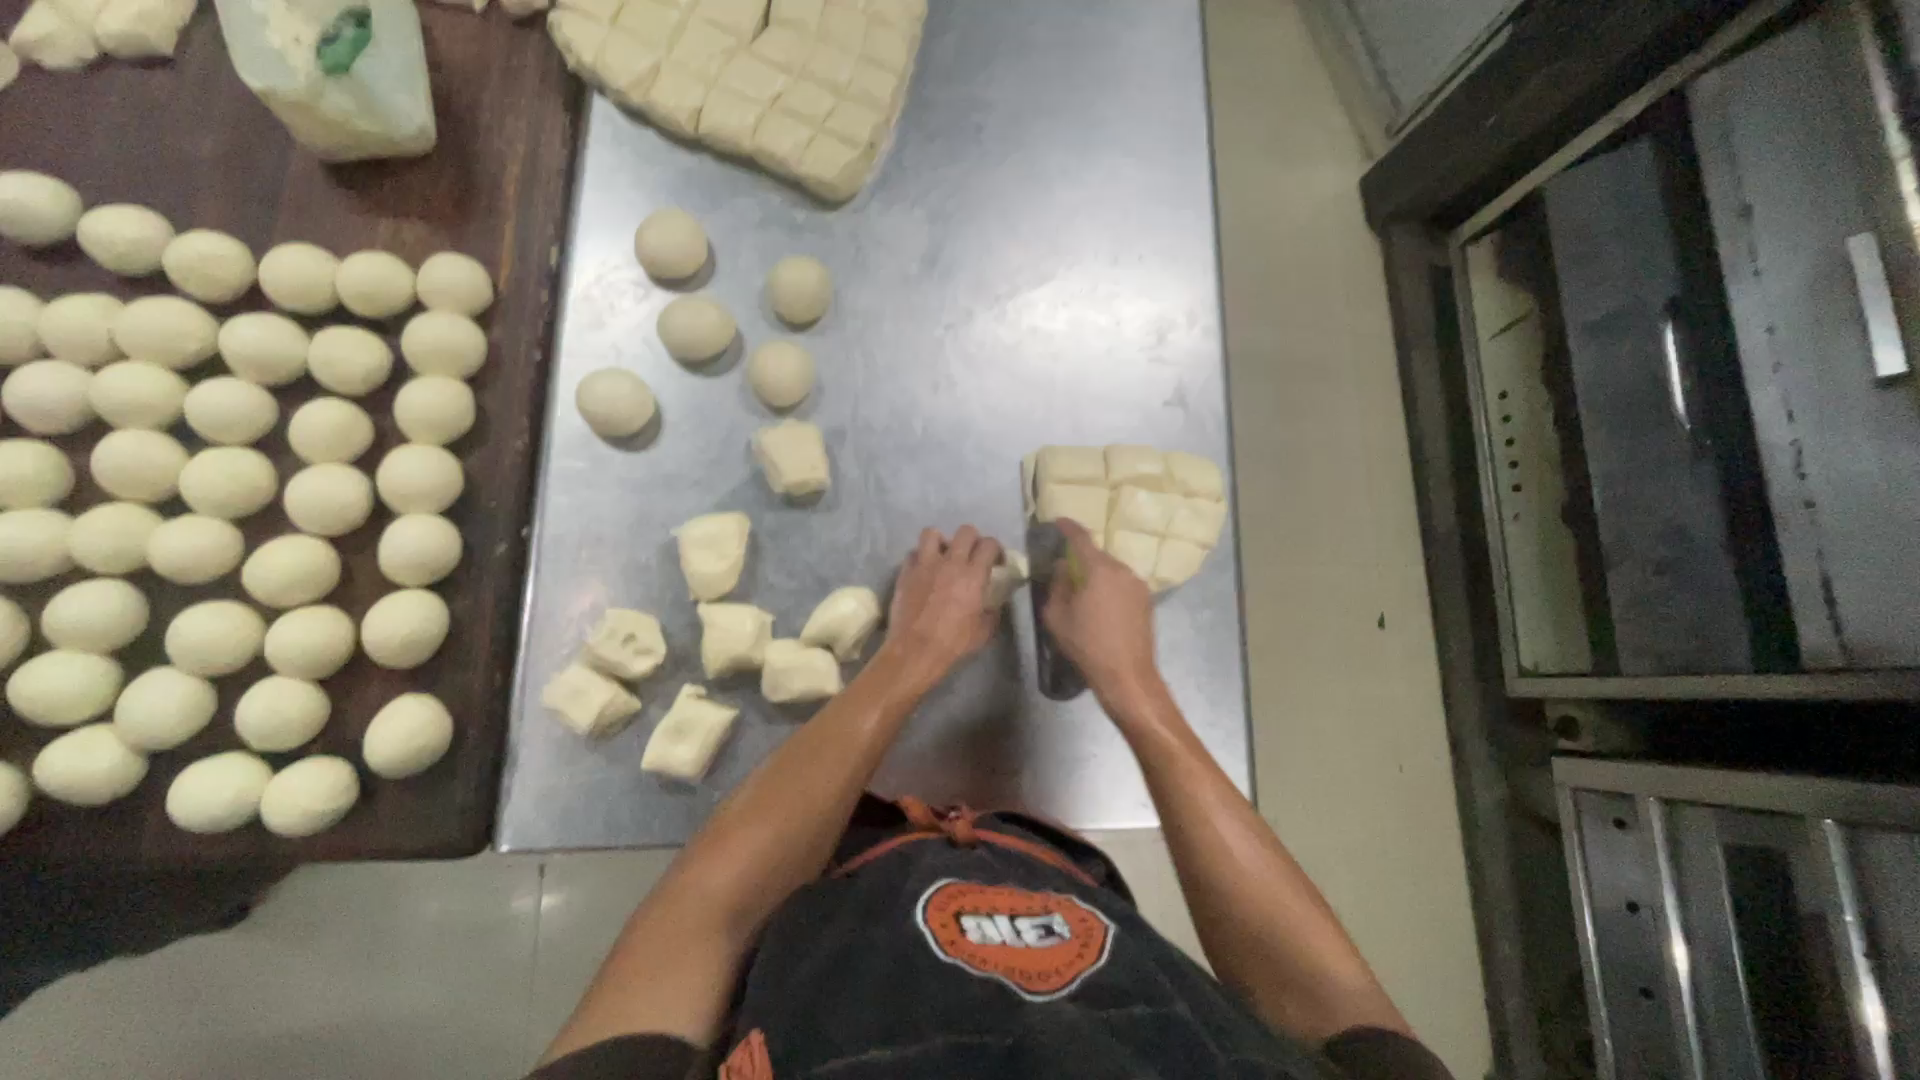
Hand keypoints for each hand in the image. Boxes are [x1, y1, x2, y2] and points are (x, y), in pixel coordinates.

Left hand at [881, 526, 1003, 683]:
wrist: (916, 650)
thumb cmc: (953, 643)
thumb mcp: (984, 631)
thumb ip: (992, 612)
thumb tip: (993, 604)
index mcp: (973, 575)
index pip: (989, 544)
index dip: (996, 549)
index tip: (996, 561)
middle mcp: (950, 562)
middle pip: (965, 531)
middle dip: (973, 539)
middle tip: (972, 555)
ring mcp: (925, 565)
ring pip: (932, 533)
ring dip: (941, 542)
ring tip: (943, 556)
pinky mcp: (905, 573)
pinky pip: (913, 553)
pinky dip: (920, 558)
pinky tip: (923, 570)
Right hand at [1042, 519, 1163, 712]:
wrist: (1127, 675)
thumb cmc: (1087, 645)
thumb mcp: (1057, 616)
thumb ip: (1058, 584)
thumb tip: (1064, 567)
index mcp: (1099, 569)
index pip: (1081, 538)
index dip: (1068, 527)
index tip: (1058, 521)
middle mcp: (1123, 570)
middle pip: (1098, 556)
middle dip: (1082, 560)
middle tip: (1066, 573)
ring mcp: (1139, 585)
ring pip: (1112, 571)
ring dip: (1097, 577)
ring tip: (1084, 597)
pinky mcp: (1147, 601)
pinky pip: (1123, 585)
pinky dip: (1110, 589)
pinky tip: (1102, 610)